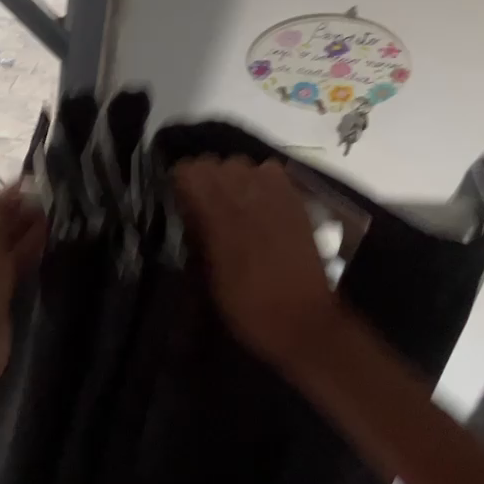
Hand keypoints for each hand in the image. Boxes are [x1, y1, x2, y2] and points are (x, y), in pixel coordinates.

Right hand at [174, 157, 343, 366]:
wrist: (303, 321)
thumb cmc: (247, 306)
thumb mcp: (206, 277)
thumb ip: (195, 234)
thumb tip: (187, 210)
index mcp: (216, 215)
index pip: (187, 171)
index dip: (180, 184)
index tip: (180, 201)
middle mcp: (243, 194)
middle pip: (213, 162)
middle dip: (205, 179)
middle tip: (205, 206)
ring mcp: (274, 194)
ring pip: (241, 163)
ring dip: (232, 178)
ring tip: (234, 204)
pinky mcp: (296, 199)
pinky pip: (271, 171)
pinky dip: (262, 181)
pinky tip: (261, 203)